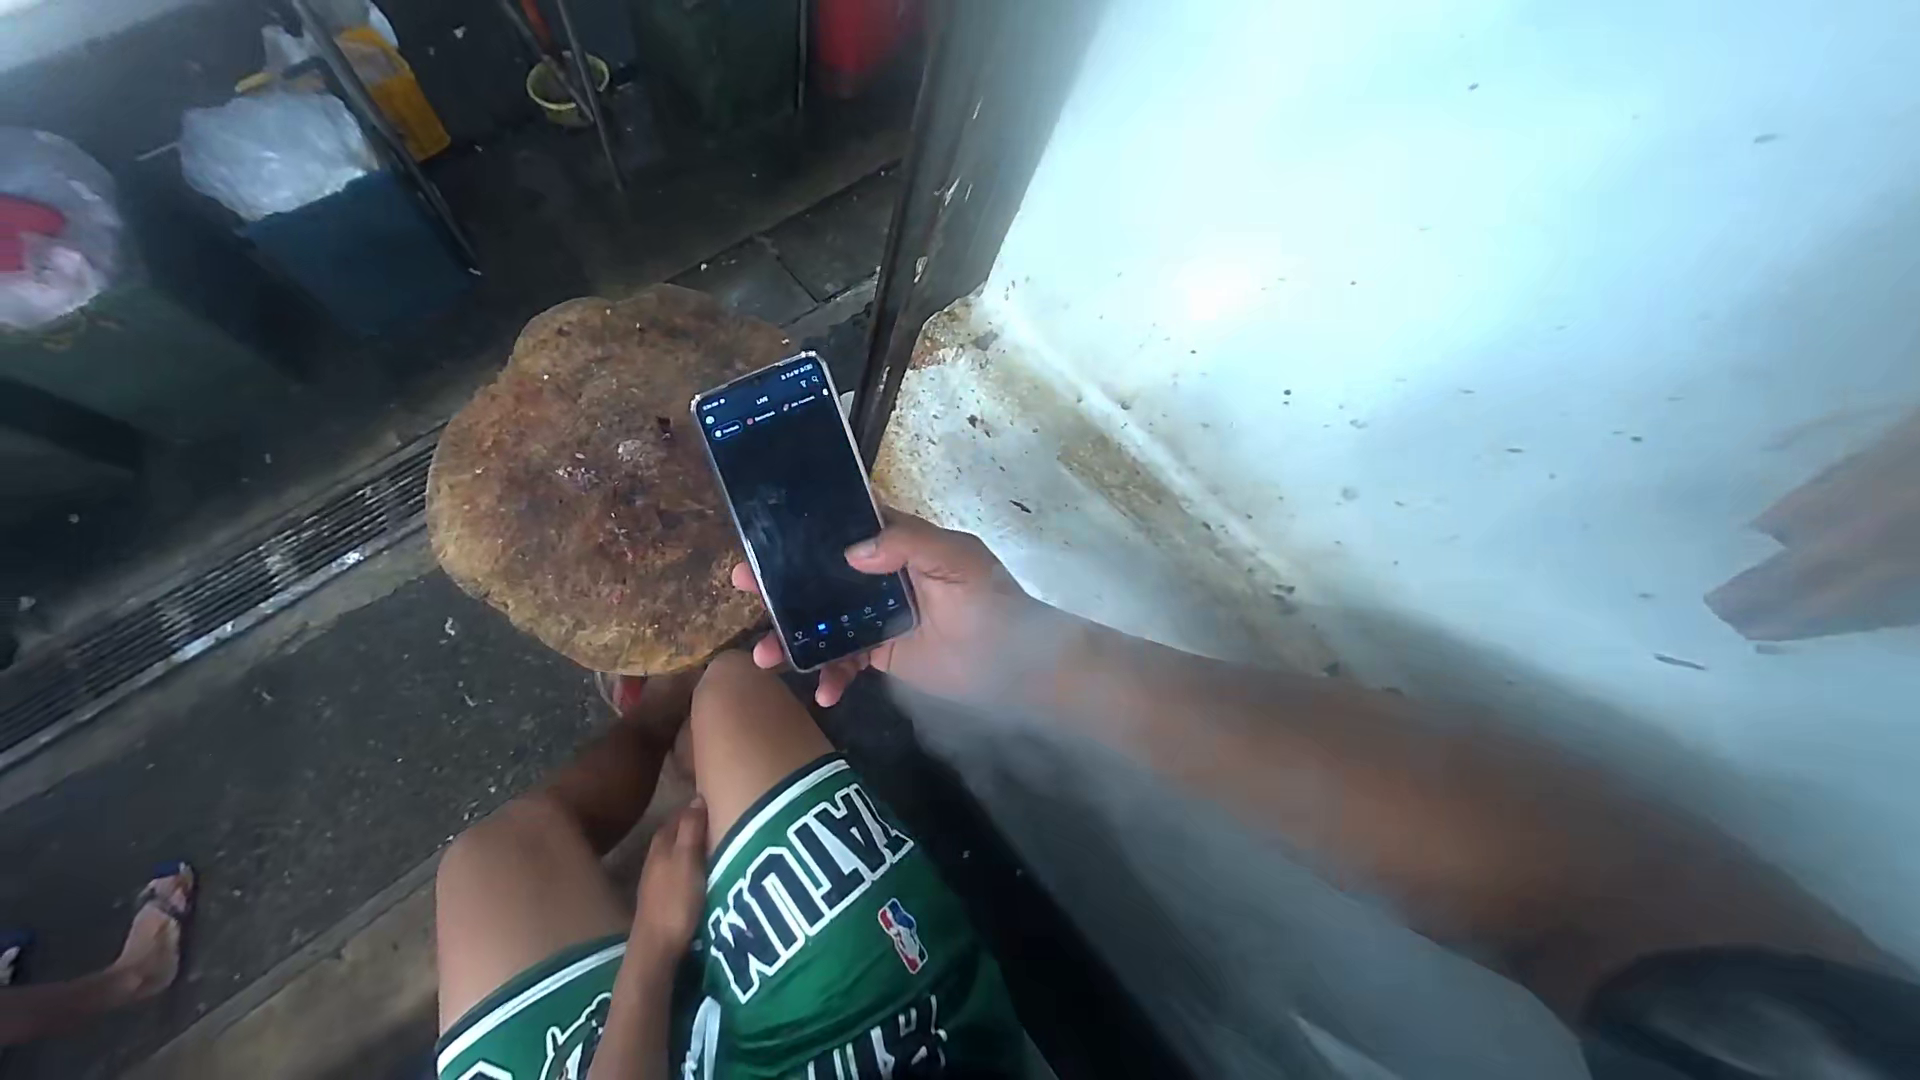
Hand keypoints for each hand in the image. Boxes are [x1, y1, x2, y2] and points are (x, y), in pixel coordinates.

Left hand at [630, 798, 706, 960]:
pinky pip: (681, 869)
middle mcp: (656, 857)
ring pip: (679, 851)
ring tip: (721, 842)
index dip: (699, 805)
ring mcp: (657, 879)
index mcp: (662, 843)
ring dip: (696, 845)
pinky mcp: (663, 898)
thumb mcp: (688, 860)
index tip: (722, 799)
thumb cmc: (676, 901)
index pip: (681, 813)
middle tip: (726, 819)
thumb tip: (697, 797)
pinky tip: (708, 870)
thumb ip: (692, 828)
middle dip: (698, 823)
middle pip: (678, 832)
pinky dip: (694, 863)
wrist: (656, 951)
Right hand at [730, 511, 1044, 706]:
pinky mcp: (882, 653)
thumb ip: (910, 544)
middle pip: (822, 574)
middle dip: (782, 581)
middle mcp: (880, 576)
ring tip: (764, 657)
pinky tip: (824, 692)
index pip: (846, 527)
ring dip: (792, 637)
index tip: (764, 532)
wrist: (1015, 665)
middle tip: (743, 585)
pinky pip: (845, 662)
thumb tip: (852, 550)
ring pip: (824, 621)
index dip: (807, 528)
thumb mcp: (958, 560)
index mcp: (898, 545)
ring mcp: (877, 617)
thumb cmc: (991, 603)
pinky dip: (831, 677)